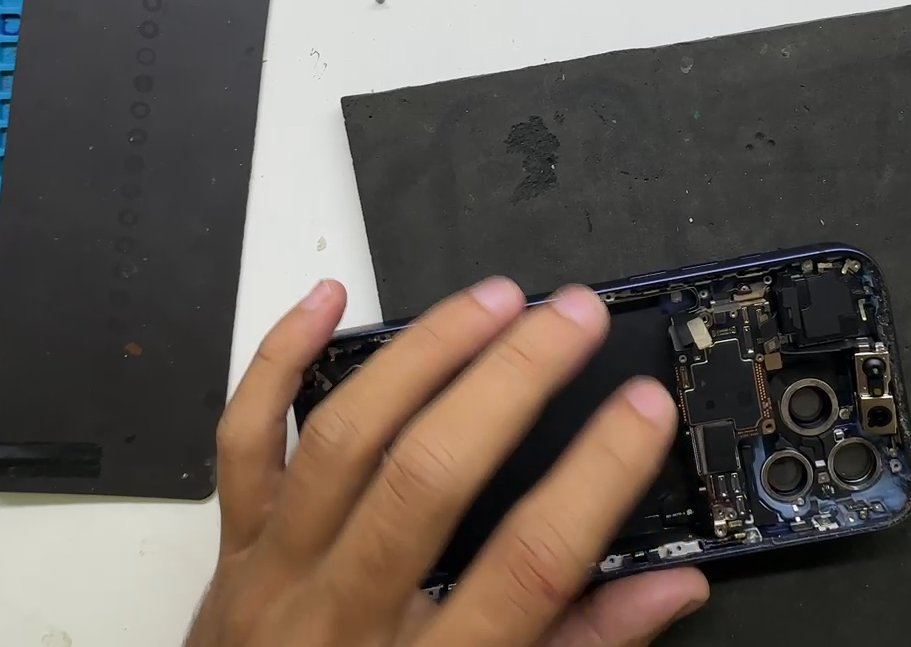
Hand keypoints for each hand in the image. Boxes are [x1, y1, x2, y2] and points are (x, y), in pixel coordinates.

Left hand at [188, 276, 708, 646]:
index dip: (597, 477)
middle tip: (571, 317)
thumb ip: (582, 646)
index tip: (644, 406)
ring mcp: (280, 568)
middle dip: (511, 380)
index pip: (528, 566)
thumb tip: (673, 582)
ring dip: (425, 352)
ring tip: (492, 300)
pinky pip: (247, 435)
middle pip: (429, 478)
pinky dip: (280, 358)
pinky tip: (327, 299)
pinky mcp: (237, 540)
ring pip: (347, 436)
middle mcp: (343, 615)